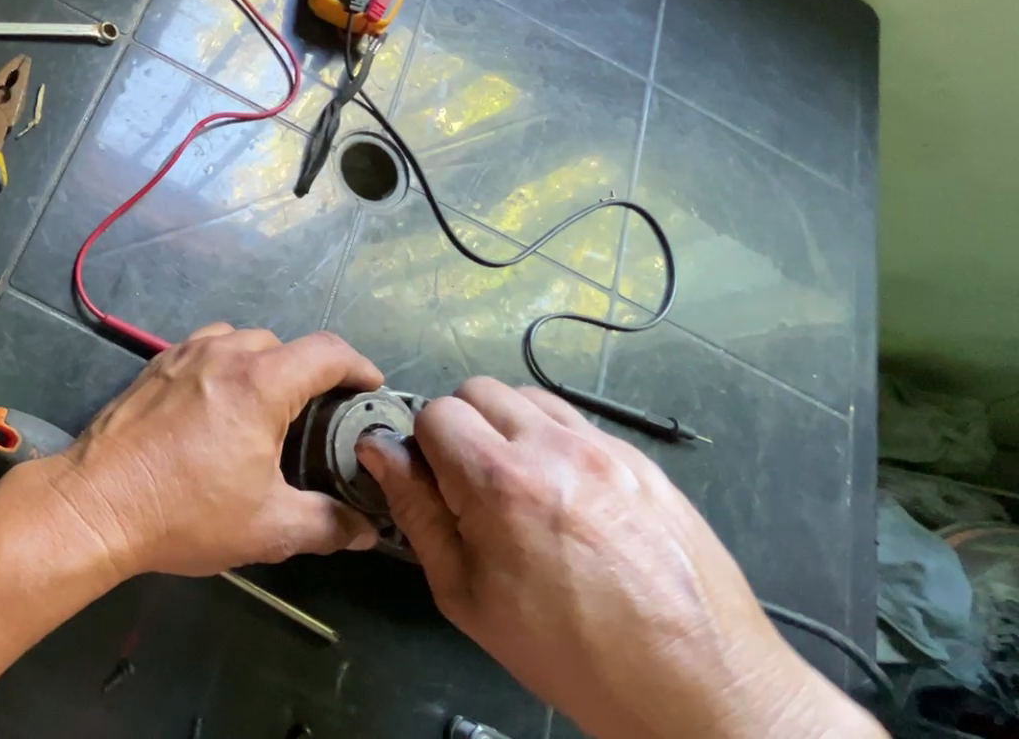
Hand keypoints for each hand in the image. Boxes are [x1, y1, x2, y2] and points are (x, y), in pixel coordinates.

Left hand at [37, 324, 383, 578]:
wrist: (97, 502)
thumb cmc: (187, 512)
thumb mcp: (268, 528)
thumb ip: (327, 524)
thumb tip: (364, 530)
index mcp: (259, 383)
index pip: (326, 351)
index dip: (358, 366)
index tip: (370, 389)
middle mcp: (222, 354)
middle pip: (282, 344)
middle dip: (308, 371)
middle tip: (317, 413)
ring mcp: (181, 355)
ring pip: (238, 340)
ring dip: (262, 362)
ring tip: (266, 404)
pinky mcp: (153, 366)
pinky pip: (202, 348)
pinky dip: (222, 363)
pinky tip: (216, 402)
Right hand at [359, 377, 881, 738]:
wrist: (700, 689)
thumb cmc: (566, 650)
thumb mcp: (464, 592)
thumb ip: (416, 510)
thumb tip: (378, 449)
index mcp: (500, 481)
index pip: (434, 412)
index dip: (424, 446)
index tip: (436, 484)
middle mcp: (553, 448)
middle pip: (477, 390)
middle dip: (461, 427)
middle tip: (473, 483)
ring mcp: (606, 449)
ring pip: (527, 397)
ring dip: (508, 425)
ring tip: (521, 483)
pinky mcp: (643, 462)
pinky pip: (578, 422)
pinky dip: (555, 443)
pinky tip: (570, 497)